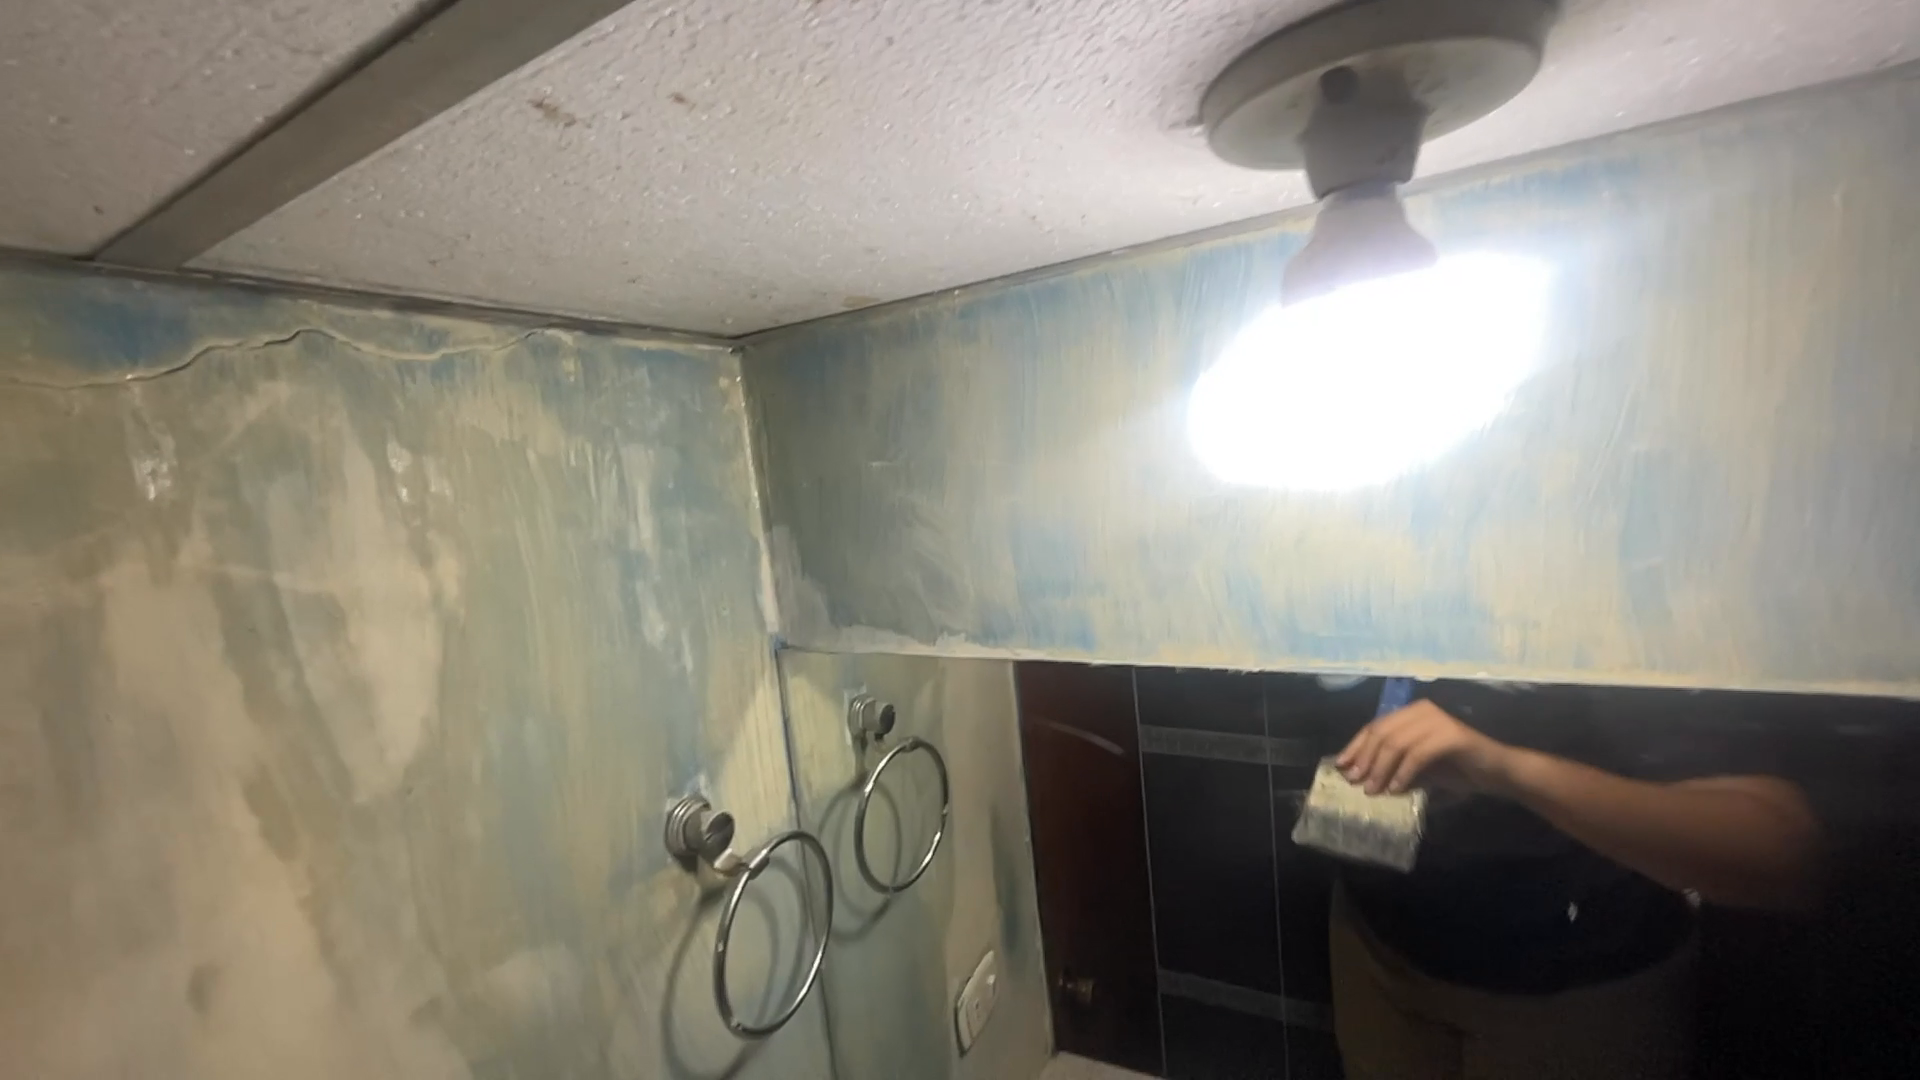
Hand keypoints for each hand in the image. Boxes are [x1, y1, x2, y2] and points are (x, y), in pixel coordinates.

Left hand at [1336, 700, 1516, 795]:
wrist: (1500, 774)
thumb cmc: (1456, 769)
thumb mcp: (1414, 767)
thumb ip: (1389, 765)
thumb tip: (1354, 774)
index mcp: (1409, 712)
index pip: (1373, 727)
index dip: (1355, 747)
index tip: (1341, 767)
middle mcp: (1420, 710)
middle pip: (1380, 733)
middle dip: (1364, 760)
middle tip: (1355, 782)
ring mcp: (1437, 720)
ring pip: (1396, 743)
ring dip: (1380, 770)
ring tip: (1373, 791)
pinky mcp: (1452, 735)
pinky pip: (1417, 754)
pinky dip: (1403, 773)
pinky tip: (1396, 790)